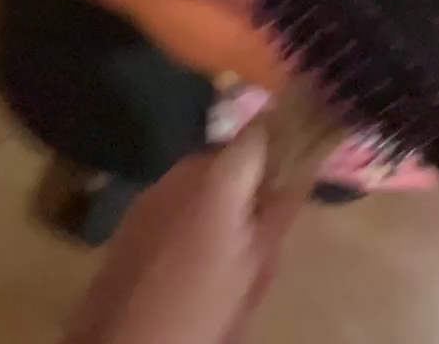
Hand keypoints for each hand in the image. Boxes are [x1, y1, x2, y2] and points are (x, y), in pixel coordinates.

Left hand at [63, 124, 302, 343]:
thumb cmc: (200, 309)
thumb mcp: (255, 264)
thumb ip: (281, 209)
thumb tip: (305, 169)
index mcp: (221, 177)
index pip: (261, 129)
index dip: (282, 136)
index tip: (299, 154)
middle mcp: (185, 170)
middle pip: (232, 153)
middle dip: (252, 174)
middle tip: (266, 213)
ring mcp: (154, 190)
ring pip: (204, 175)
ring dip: (222, 192)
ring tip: (230, 239)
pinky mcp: (132, 214)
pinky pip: (177, 195)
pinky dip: (193, 208)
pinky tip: (193, 251)